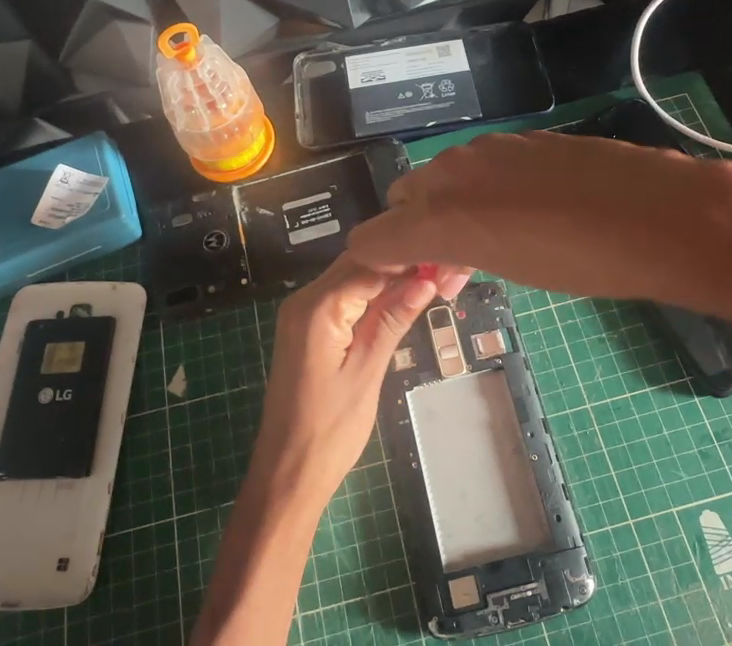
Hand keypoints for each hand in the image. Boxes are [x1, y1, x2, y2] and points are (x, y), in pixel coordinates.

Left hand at [249, 256, 457, 505]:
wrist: (287, 472)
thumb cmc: (330, 430)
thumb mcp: (367, 371)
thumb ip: (392, 320)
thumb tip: (425, 281)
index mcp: (317, 307)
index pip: (368, 264)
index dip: (407, 259)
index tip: (444, 260)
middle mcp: (303, 300)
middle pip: (356, 265)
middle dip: (397, 265)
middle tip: (442, 272)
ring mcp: (300, 315)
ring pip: (349, 280)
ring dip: (385, 280)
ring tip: (428, 284)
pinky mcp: (304, 330)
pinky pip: (340, 299)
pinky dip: (367, 298)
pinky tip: (397, 303)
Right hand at [347, 131, 731, 307]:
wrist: (664, 215)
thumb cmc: (587, 263)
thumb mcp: (512, 271)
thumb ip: (457, 253)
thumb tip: (441, 254)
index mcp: (442, 214)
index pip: (374, 237)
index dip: (377, 260)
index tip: (400, 278)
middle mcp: (453, 171)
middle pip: (403, 198)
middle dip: (412, 230)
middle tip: (447, 266)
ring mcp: (489, 148)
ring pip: (442, 177)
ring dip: (447, 208)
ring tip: (486, 245)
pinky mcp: (523, 138)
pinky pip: (480, 165)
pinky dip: (481, 189)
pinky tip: (521, 214)